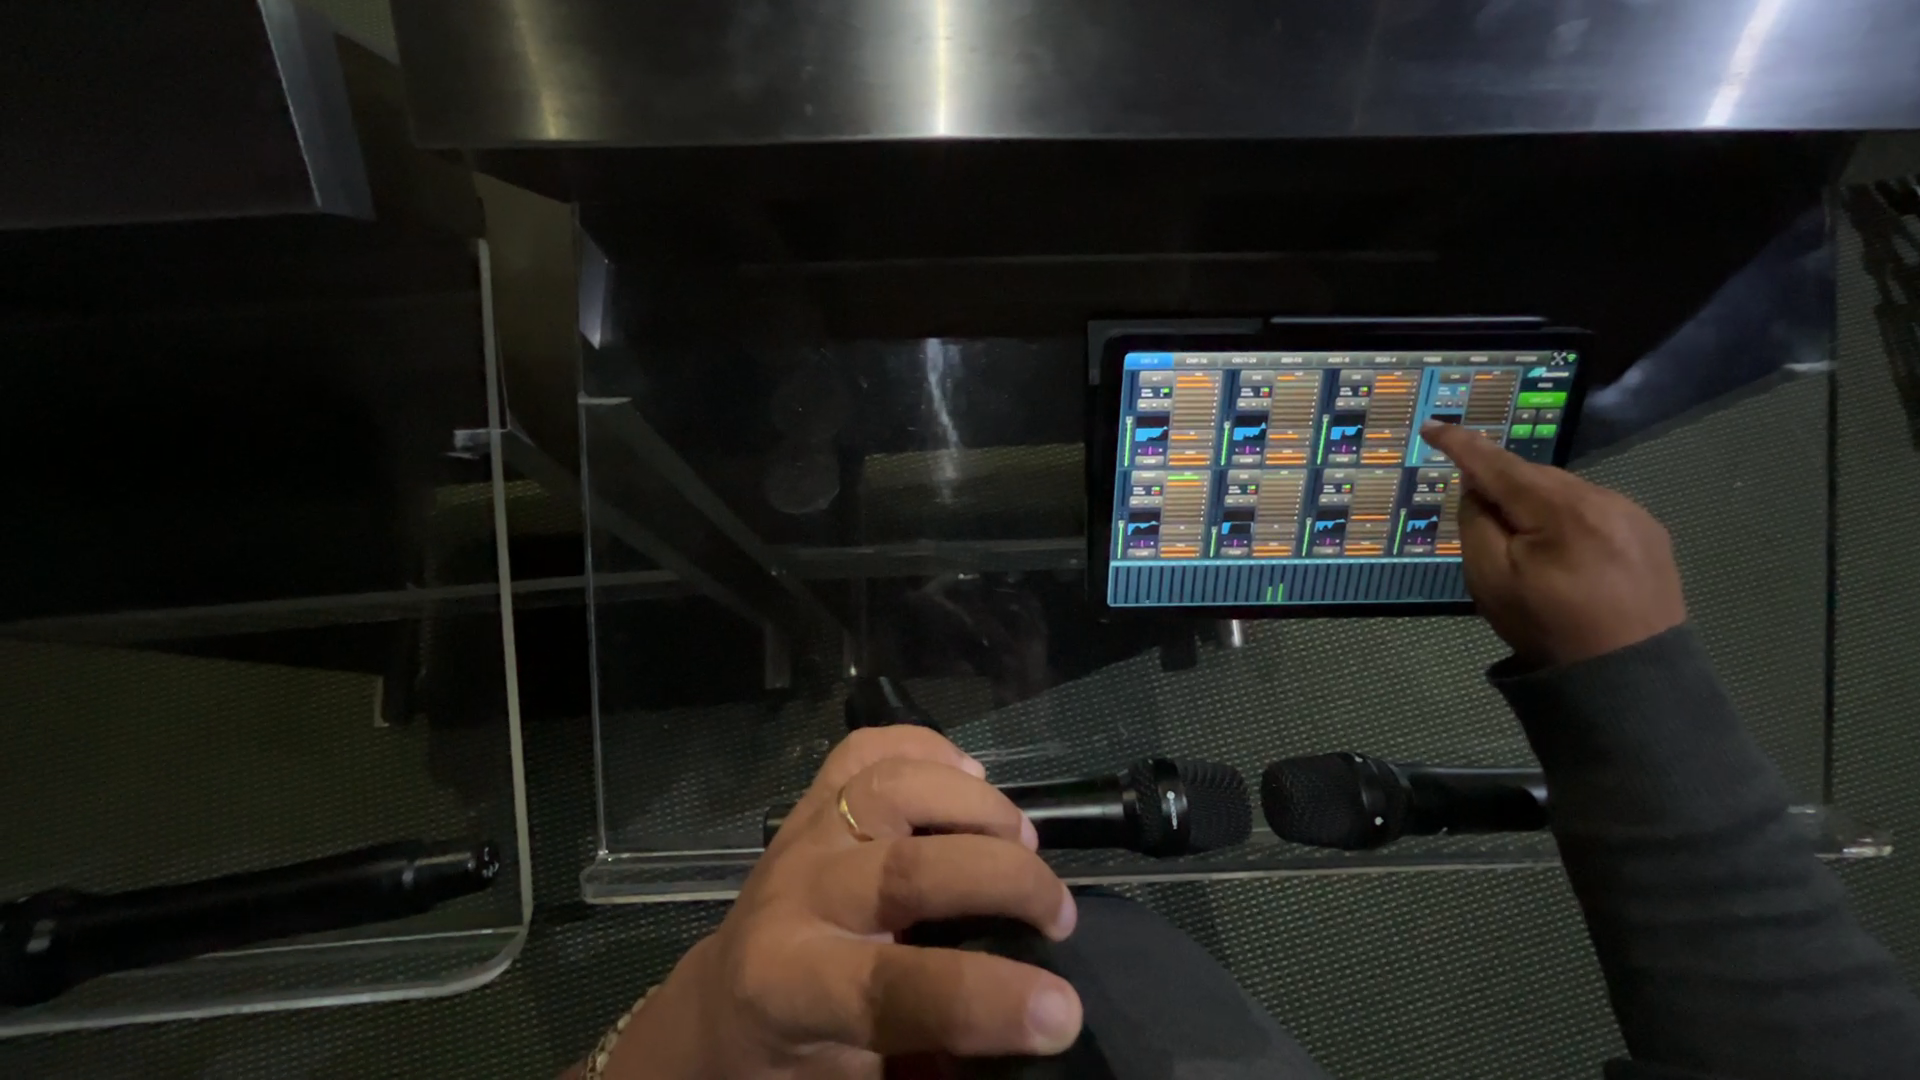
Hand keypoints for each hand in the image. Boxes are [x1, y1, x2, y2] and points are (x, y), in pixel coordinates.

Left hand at [608, 726, 1080, 1078]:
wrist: (719, 1005)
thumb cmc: (792, 1056)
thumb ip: (936, 1052)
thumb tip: (1037, 1019)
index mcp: (791, 986)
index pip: (895, 987)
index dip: (988, 998)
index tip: (1063, 1011)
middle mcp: (796, 894)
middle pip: (906, 869)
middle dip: (1005, 883)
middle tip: (1059, 914)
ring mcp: (804, 832)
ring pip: (891, 787)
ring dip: (975, 807)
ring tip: (1023, 837)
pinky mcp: (814, 798)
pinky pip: (867, 748)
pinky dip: (927, 747)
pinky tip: (969, 775)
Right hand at [1420, 421, 1686, 666]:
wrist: (1628, 674)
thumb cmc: (1547, 626)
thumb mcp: (1489, 578)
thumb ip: (1476, 523)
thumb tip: (1477, 487)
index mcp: (1561, 510)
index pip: (1498, 465)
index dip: (1460, 445)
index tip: (1431, 427)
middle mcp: (1603, 500)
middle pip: (1532, 477)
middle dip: (1499, 486)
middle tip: (1479, 520)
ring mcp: (1633, 515)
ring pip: (1562, 492)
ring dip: (1532, 504)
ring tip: (1522, 545)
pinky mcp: (1649, 533)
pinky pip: (1590, 509)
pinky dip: (1563, 518)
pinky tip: (1560, 552)